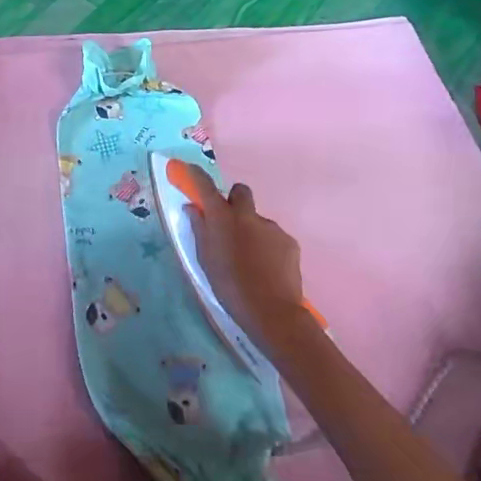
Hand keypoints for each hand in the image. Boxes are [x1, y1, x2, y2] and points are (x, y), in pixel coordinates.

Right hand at [192, 178, 313, 353]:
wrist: (272, 311)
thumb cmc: (229, 284)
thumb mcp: (205, 257)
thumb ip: (199, 228)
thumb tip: (194, 208)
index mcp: (222, 217)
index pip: (206, 186)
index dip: (197, 175)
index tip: (190, 170)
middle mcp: (247, 215)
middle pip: (240, 193)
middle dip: (233, 200)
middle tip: (228, 223)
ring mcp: (271, 227)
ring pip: (257, 219)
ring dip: (251, 230)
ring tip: (248, 258)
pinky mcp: (290, 242)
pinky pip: (273, 236)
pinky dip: (267, 245)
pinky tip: (265, 266)